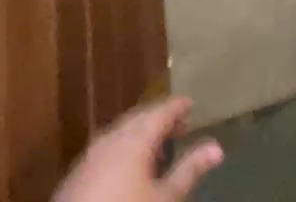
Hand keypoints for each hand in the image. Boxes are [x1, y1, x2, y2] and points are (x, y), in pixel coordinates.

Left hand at [52, 97, 223, 201]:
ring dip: (141, 133)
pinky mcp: (78, 172)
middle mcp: (111, 137)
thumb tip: (217, 147)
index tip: (192, 103)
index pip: (161, 111)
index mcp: (135, 138)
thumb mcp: (165, 198)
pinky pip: (107, 147)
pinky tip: (129, 165)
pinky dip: (124, 147)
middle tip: (180, 125)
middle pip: (140, 118)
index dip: (178, 106)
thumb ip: (190, 169)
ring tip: (159, 145)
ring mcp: (91, 154)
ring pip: (121, 132)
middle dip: (160, 118)